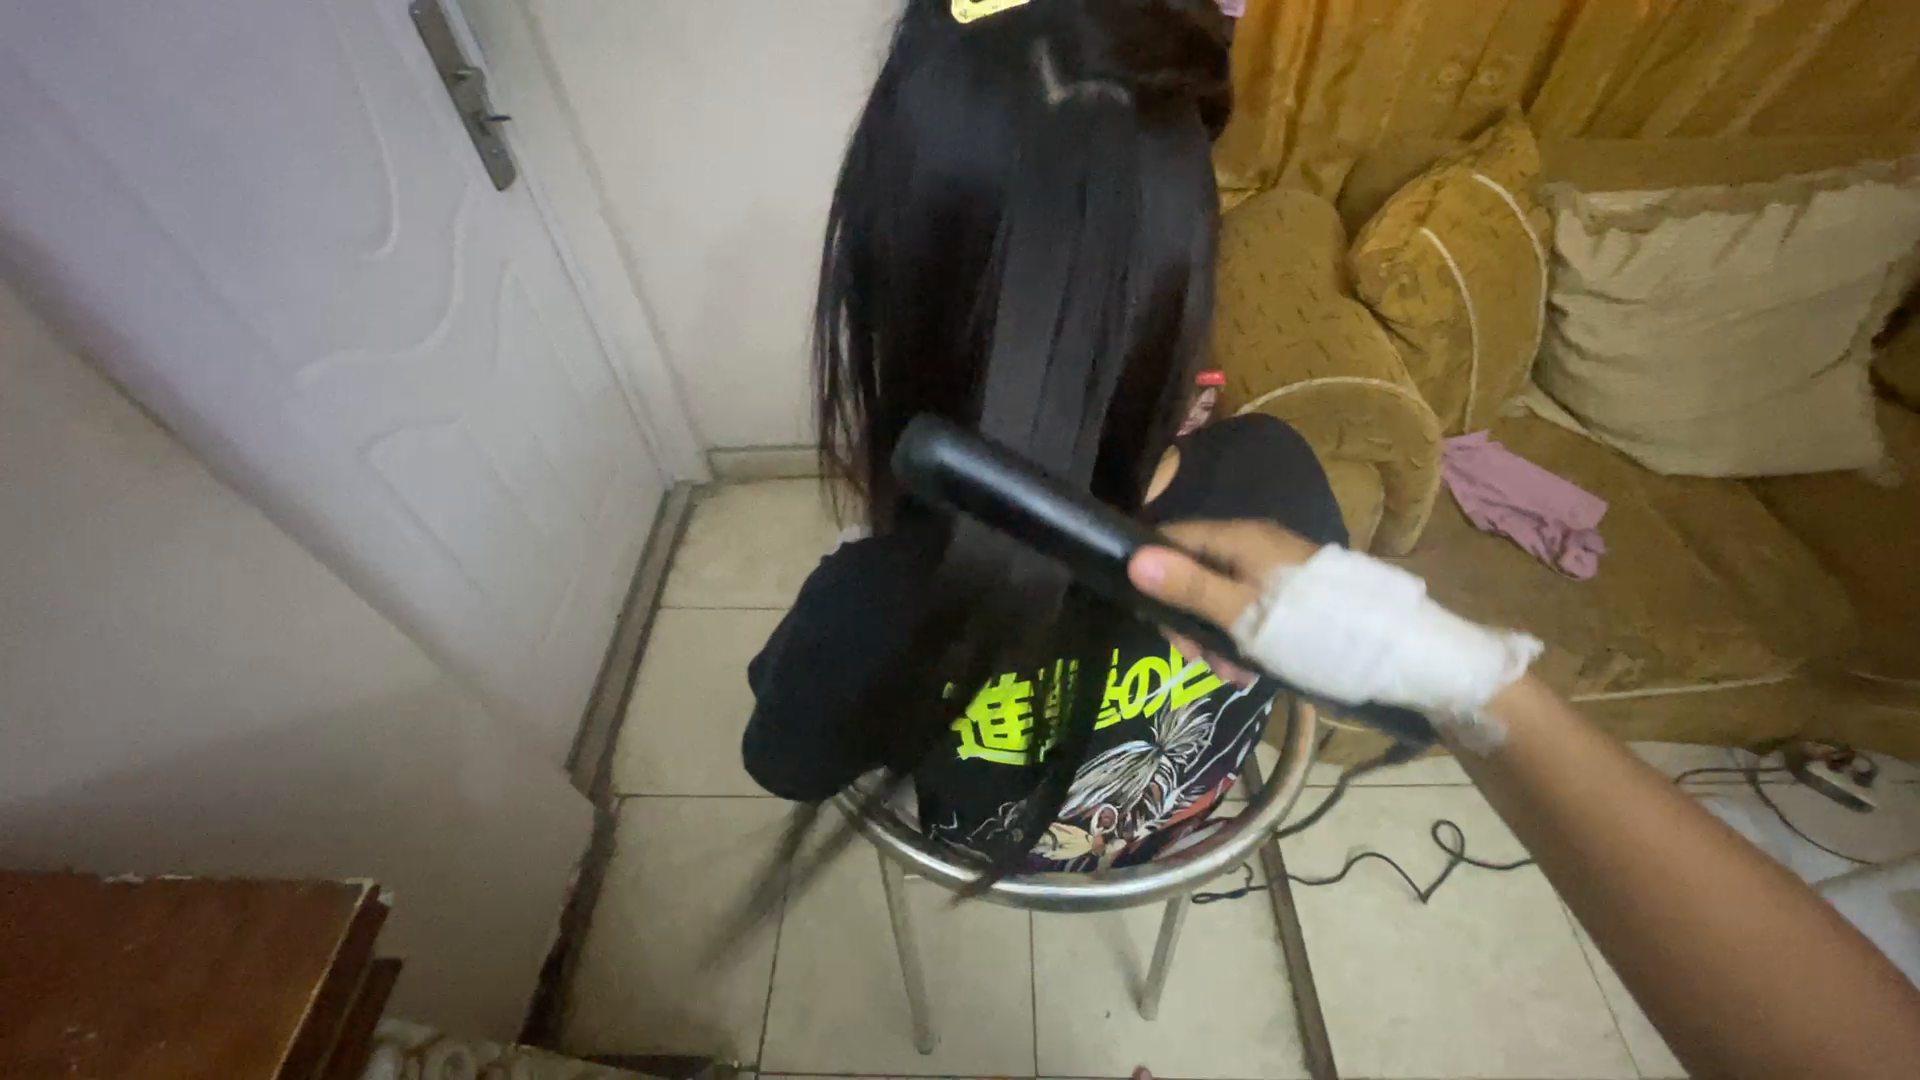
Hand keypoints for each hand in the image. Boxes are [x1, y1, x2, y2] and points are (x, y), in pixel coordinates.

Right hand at [1127, 521, 1321, 686]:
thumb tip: (1132, 559)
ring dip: (1215, 640)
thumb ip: (1189, 588)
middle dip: (1188, 620)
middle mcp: (1255, 548)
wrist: (1406, 660)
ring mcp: (1275, 575)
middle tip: (1196, 660)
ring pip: (1220, 601)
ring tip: (1233, 676)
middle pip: (1194, 575)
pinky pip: (1249, 615)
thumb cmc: (1318, 633)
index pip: (1173, 538)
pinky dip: (1242, 642)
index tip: (1151, 618)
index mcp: (1242, 540)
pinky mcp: (1292, 601)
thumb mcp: (1244, 616)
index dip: (1153, 573)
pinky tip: (1252, 672)